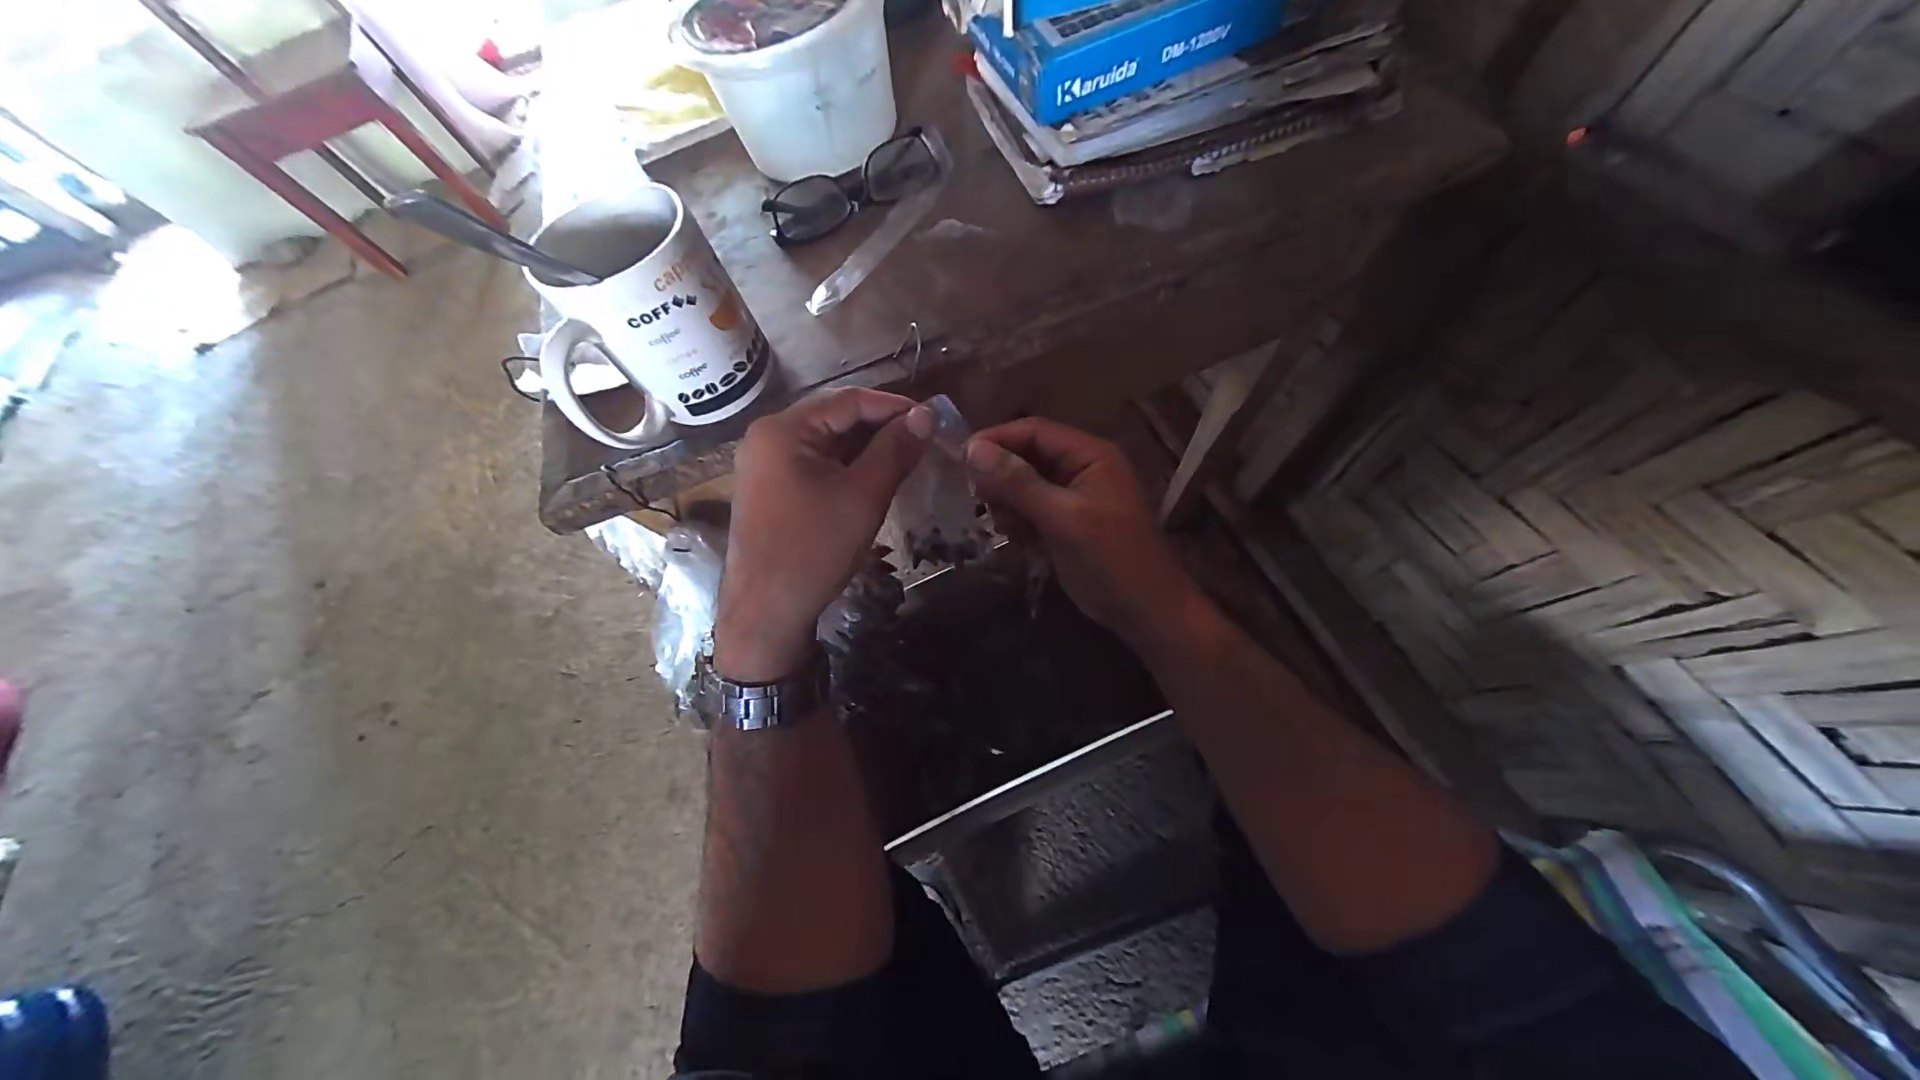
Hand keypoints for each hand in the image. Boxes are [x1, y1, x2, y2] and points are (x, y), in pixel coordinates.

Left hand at [714, 388, 932, 681]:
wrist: (766, 612)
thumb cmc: (814, 549)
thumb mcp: (863, 496)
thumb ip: (895, 450)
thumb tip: (925, 415)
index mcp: (784, 430)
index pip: (848, 400)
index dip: (894, 406)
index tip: (931, 419)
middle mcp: (767, 438)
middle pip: (834, 419)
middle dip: (880, 428)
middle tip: (923, 442)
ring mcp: (765, 466)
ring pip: (826, 444)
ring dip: (866, 450)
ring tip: (906, 460)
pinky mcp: (770, 491)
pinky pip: (814, 466)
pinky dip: (846, 469)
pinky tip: (874, 480)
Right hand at [964, 418, 1200, 650]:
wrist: (1147, 613)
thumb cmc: (1110, 561)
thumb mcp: (1062, 519)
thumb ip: (1019, 483)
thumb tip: (973, 449)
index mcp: (1091, 455)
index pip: (1035, 431)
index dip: (996, 440)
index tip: (960, 460)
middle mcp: (1083, 468)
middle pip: (1029, 456)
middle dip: (1001, 477)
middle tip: (976, 500)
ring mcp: (1077, 497)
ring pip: (1027, 485)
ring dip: (1008, 503)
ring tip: (1000, 526)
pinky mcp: (1070, 524)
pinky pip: (1035, 511)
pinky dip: (1020, 522)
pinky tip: (1016, 542)